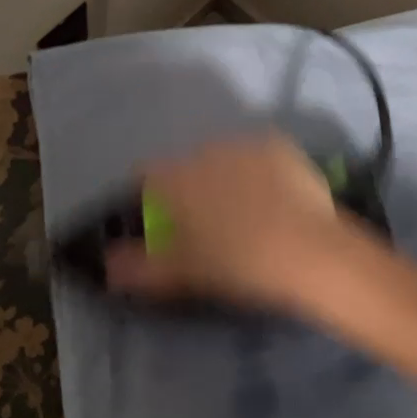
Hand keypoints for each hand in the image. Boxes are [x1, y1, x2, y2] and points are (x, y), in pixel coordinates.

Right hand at [104, 134, 356, 310]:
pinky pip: (259, 156)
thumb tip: (108, 265)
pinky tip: (275, 201)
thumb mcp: (180, 274)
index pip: (144, 176)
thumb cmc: (236, 264)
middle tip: (208, 227)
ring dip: (225, 179)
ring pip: (223, 159)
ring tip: (247, 215)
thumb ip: (137, 268)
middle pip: (185, 167)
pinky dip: (260, 173)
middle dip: (191, 190)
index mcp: (174, 177)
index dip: (149, 200)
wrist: (308, 251)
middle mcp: (203, 150)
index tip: (162, 225)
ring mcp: (245, 143)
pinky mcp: (280, 145)